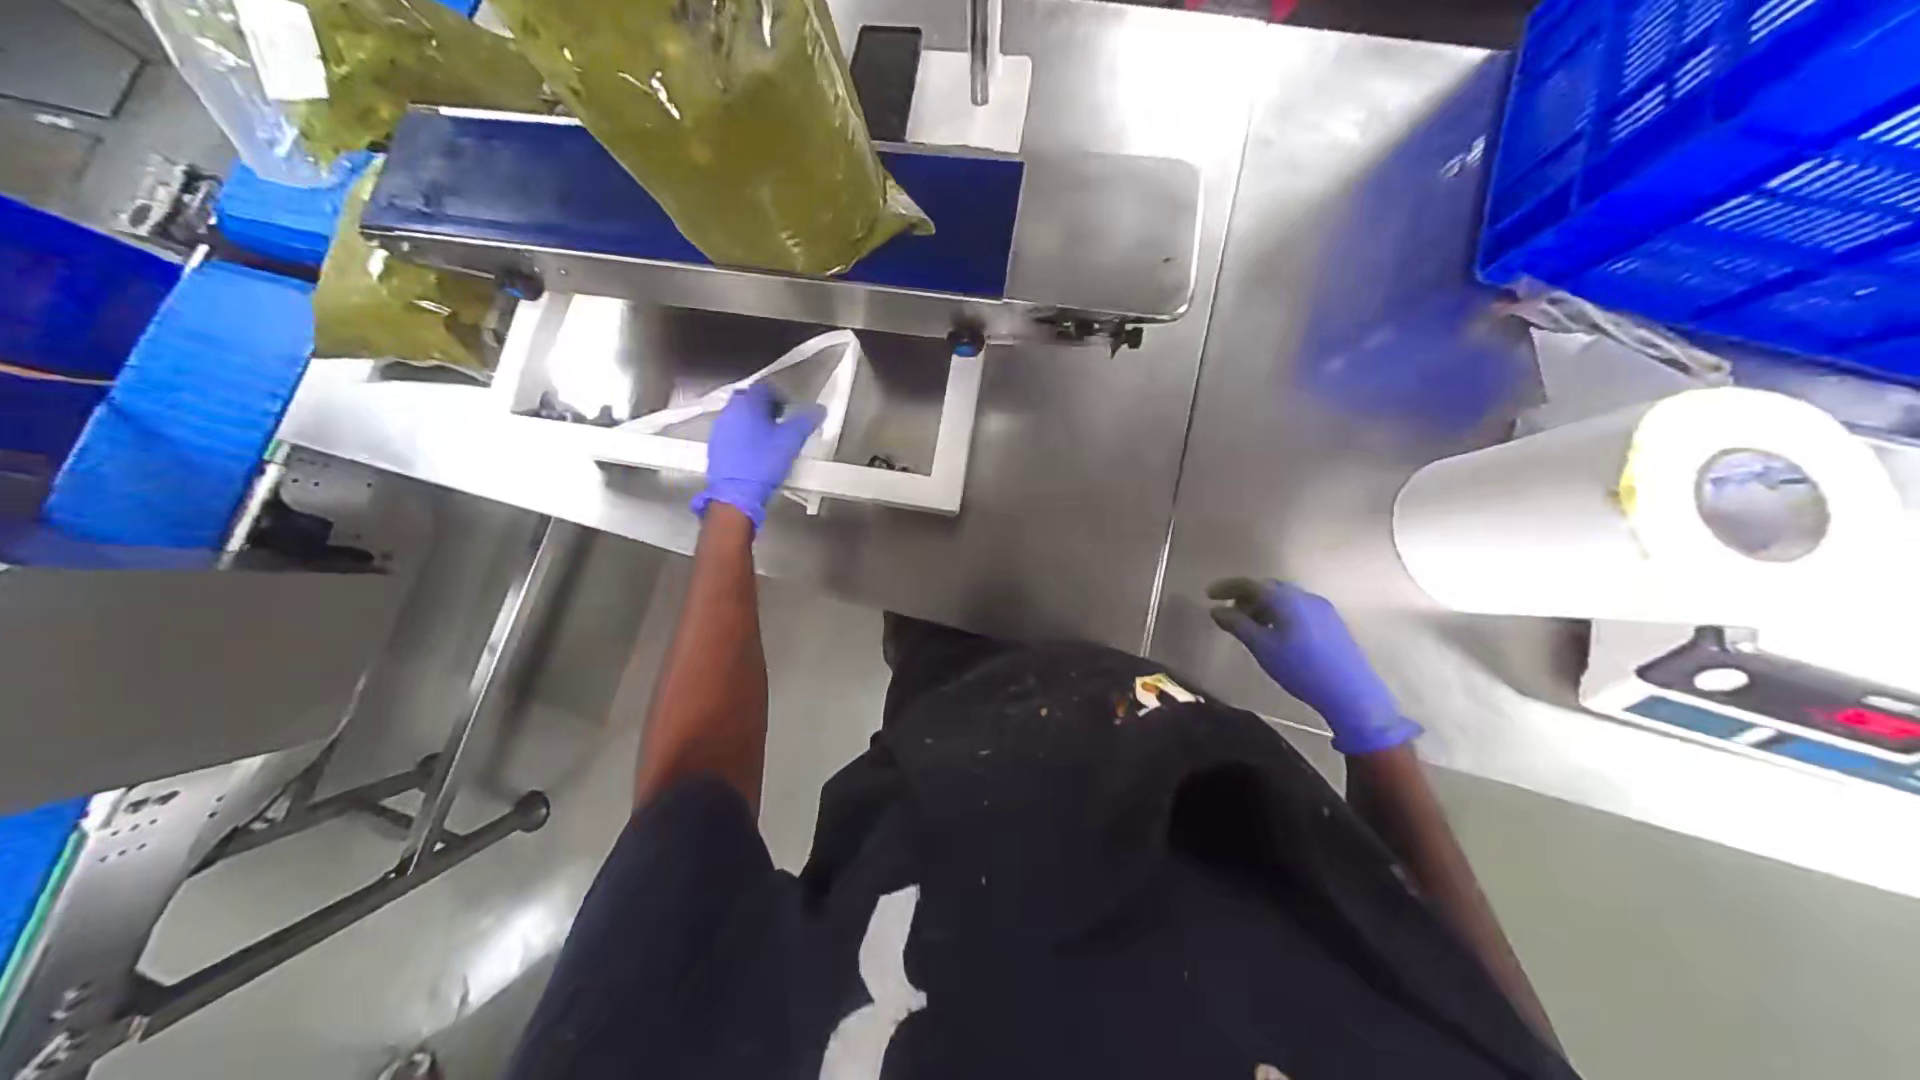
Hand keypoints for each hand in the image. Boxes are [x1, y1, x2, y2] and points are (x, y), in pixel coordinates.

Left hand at [691, 381, 825, 530]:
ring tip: (768, 438)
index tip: (789, 409)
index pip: (764, 387)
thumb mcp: (791, 441)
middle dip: (764, 407)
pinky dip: (742, 436)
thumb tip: (818, 410)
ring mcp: (719, 430)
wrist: (736, 494)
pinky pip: (730, 433)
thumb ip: (806, 421)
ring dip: (753, 422)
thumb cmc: (762, 464)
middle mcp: (730, 412)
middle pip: (748, 399)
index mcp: (747, 404)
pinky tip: (754, 452)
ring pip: (738, 416)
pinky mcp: (715, 447)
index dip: (779, 395)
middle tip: (779, 421)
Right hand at [1207, 578, 1420, 755]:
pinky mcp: (1331, 623)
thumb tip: (1216, 610)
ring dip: (1263, 607)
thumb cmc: (1300, 668)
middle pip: (1269, 588)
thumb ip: (1238, 625)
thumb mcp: (1262, 647)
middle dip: (1246, 597)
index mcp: (1287, 599)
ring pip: (1284, 599)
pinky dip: (1279, 614)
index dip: (1227, 587)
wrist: (1351, 692)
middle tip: (1229, 613)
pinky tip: (1274, 633)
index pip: (1250, 584)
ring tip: (1250, 626)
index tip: (1208, 595)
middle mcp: (1305, 597)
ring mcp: (1322, 609)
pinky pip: (1297, 609)